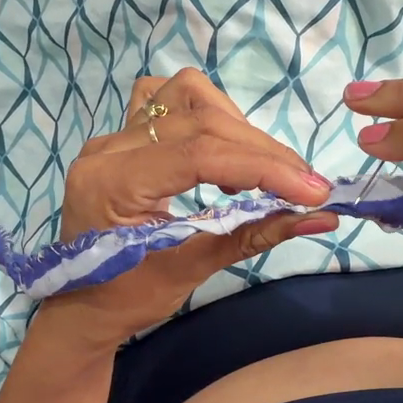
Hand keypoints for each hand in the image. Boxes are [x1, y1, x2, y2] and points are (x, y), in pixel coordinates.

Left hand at [45, 69, 336, 347]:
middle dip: (261, 150)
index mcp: (112, 183)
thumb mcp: (190, 270)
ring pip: (184, 96)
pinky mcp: (120, 139)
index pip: (200, 155)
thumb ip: (252, 234)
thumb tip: (321, 218)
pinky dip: (202, 115)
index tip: (313, 191)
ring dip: (233, 125)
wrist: (82, 306)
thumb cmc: (127, 299)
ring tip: (255, 171)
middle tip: (303, 185)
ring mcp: (111, 138)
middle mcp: (107, 149)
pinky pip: (164, 101)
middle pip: (199, 120)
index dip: (263, 167)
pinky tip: (218, 152)